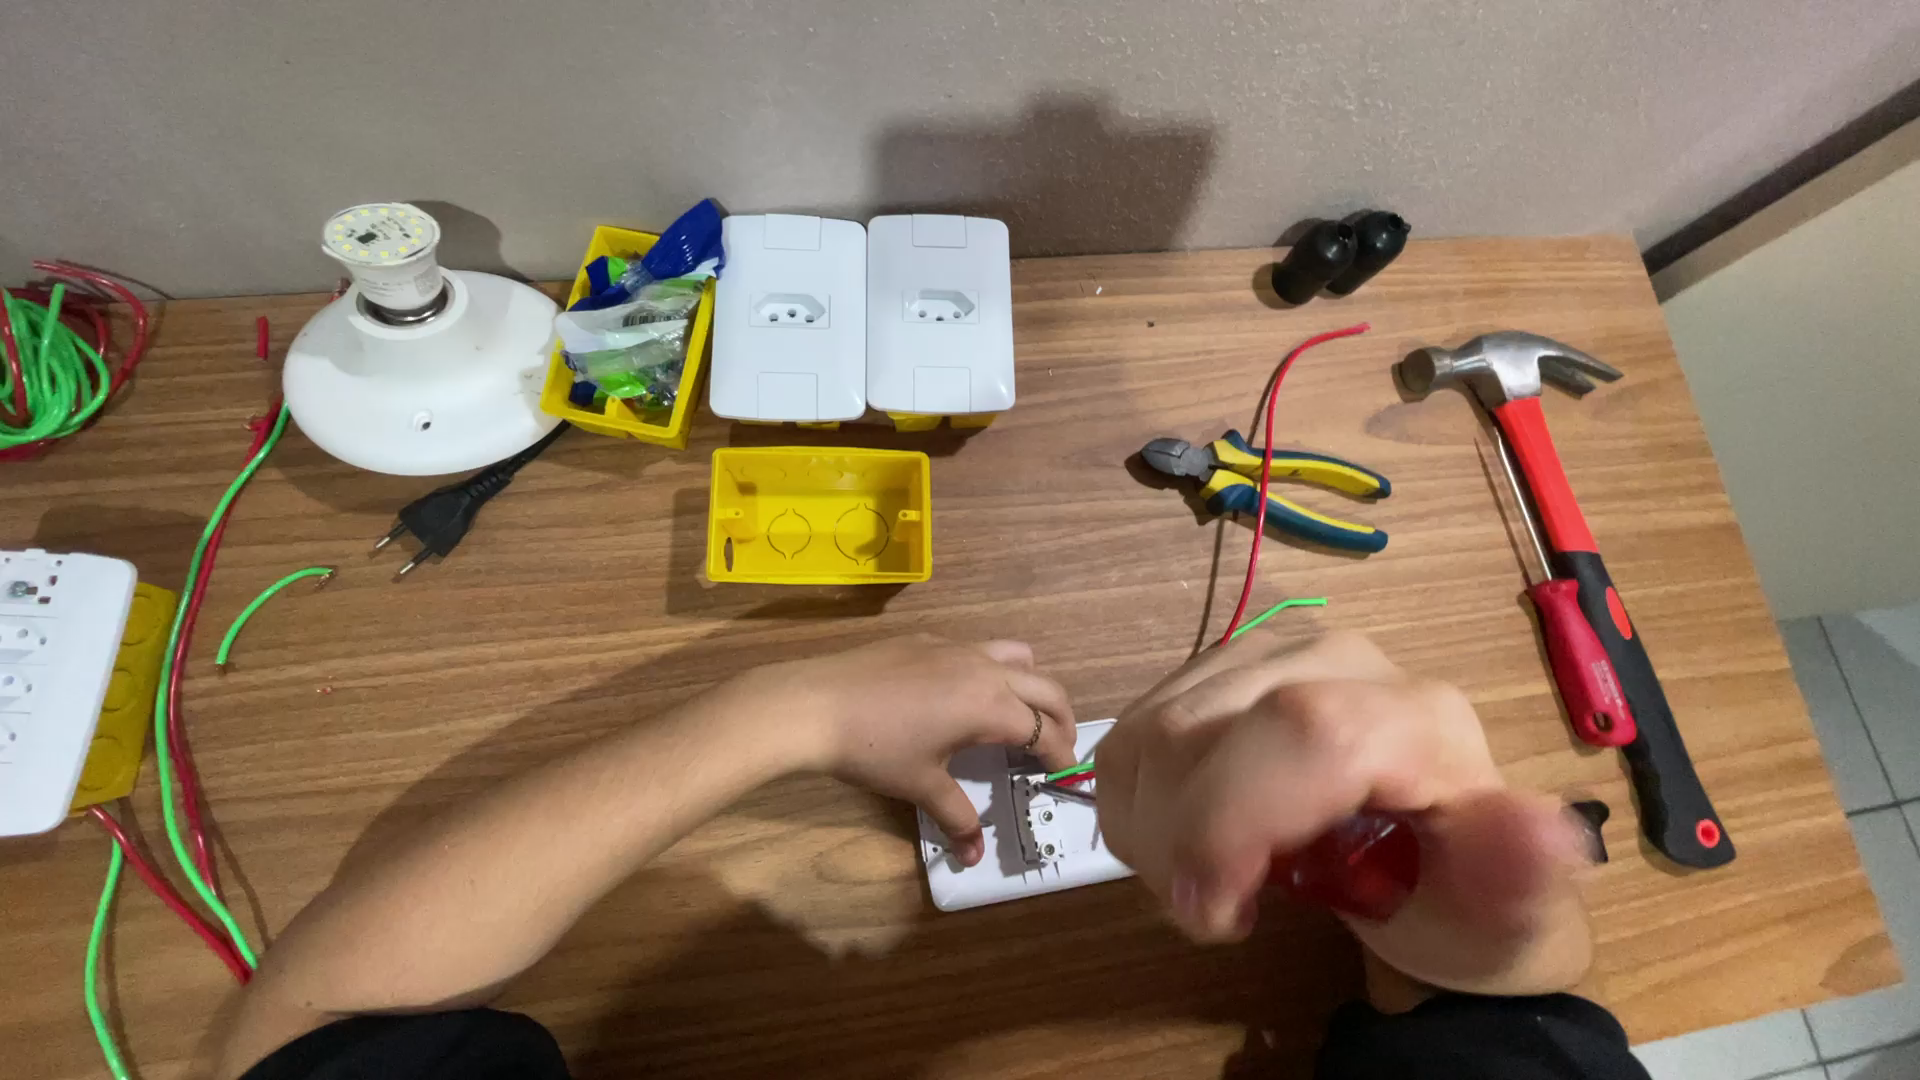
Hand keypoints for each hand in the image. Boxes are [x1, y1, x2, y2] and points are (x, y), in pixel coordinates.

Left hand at [755, 635, 1078, 866]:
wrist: (814, 703)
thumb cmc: (875, 749)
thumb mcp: (920, 786)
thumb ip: (957, 817)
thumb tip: (973, 856)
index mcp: (989, 705)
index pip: (1042, 731)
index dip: (1059, 755)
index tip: (1066, 773)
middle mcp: (983, 669)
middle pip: (1045, 687)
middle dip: (1060, 718)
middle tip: (1057, 747)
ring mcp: (955, 647)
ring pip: (1016, 655)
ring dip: (1031, 682)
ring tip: (1021, 711)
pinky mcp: (927, 640)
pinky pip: (977, 649)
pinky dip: (991, 669)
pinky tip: (961, 694)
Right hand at [1097, 630, 1591, 999]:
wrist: (1409, 857)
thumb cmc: (1450, 897)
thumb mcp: (1498, 913)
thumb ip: (1515, 876)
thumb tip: (1545, 835)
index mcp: (1413, 712)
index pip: (1304, 732)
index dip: (1231, 817)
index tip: (1211, 909)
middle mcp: (1330, 656)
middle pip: (1196, 730)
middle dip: (1176, 839)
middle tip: (1211, 908)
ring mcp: (1256, 652)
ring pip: (1149, 728)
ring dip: (1150, 823)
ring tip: (1200, 871)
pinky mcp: (1206, 666)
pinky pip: (1129, 730)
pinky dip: (1135, 798)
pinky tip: (1182, 828)